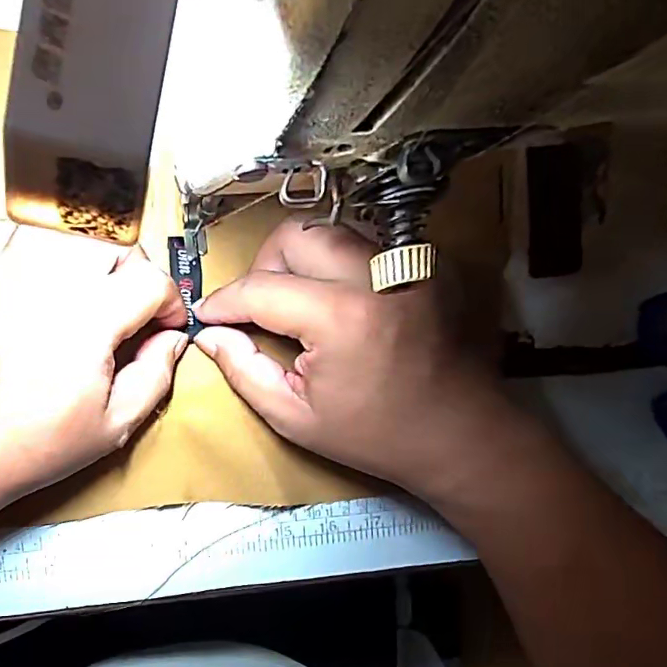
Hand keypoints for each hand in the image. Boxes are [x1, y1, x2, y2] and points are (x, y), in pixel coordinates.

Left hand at [0, 221, 187, 514]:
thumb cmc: (26, 448)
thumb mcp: (111, 427)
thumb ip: (154, 376)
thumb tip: (171, 339)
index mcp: (84, 324)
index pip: (149, 280)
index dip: (169, 303)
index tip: (163, 322)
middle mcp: (41, 287)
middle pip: (110, 239)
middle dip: (132, 268)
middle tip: (128, 305)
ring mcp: (0, 277)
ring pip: (62, 225)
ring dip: (85, 250)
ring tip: (87, 287)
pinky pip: (7, 230)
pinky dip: (31, 242)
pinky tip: (40, 275)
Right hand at [193, 217, 520, 497]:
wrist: (459, 434)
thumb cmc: (374, 435)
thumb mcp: (293, 417)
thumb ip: (243, 370)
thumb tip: (210, 334)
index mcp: (340, 318)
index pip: (260, 288)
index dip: (223, 301)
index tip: (207, 315)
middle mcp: (376, 275)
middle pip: (293, 237)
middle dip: (262, 269)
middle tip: (259, 309)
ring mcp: (408, 263)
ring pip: (329, 231)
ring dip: (300, 262)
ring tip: (297, 306)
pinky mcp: (426, 264)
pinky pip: (364, 244)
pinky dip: (337, 266)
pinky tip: (338, 304)